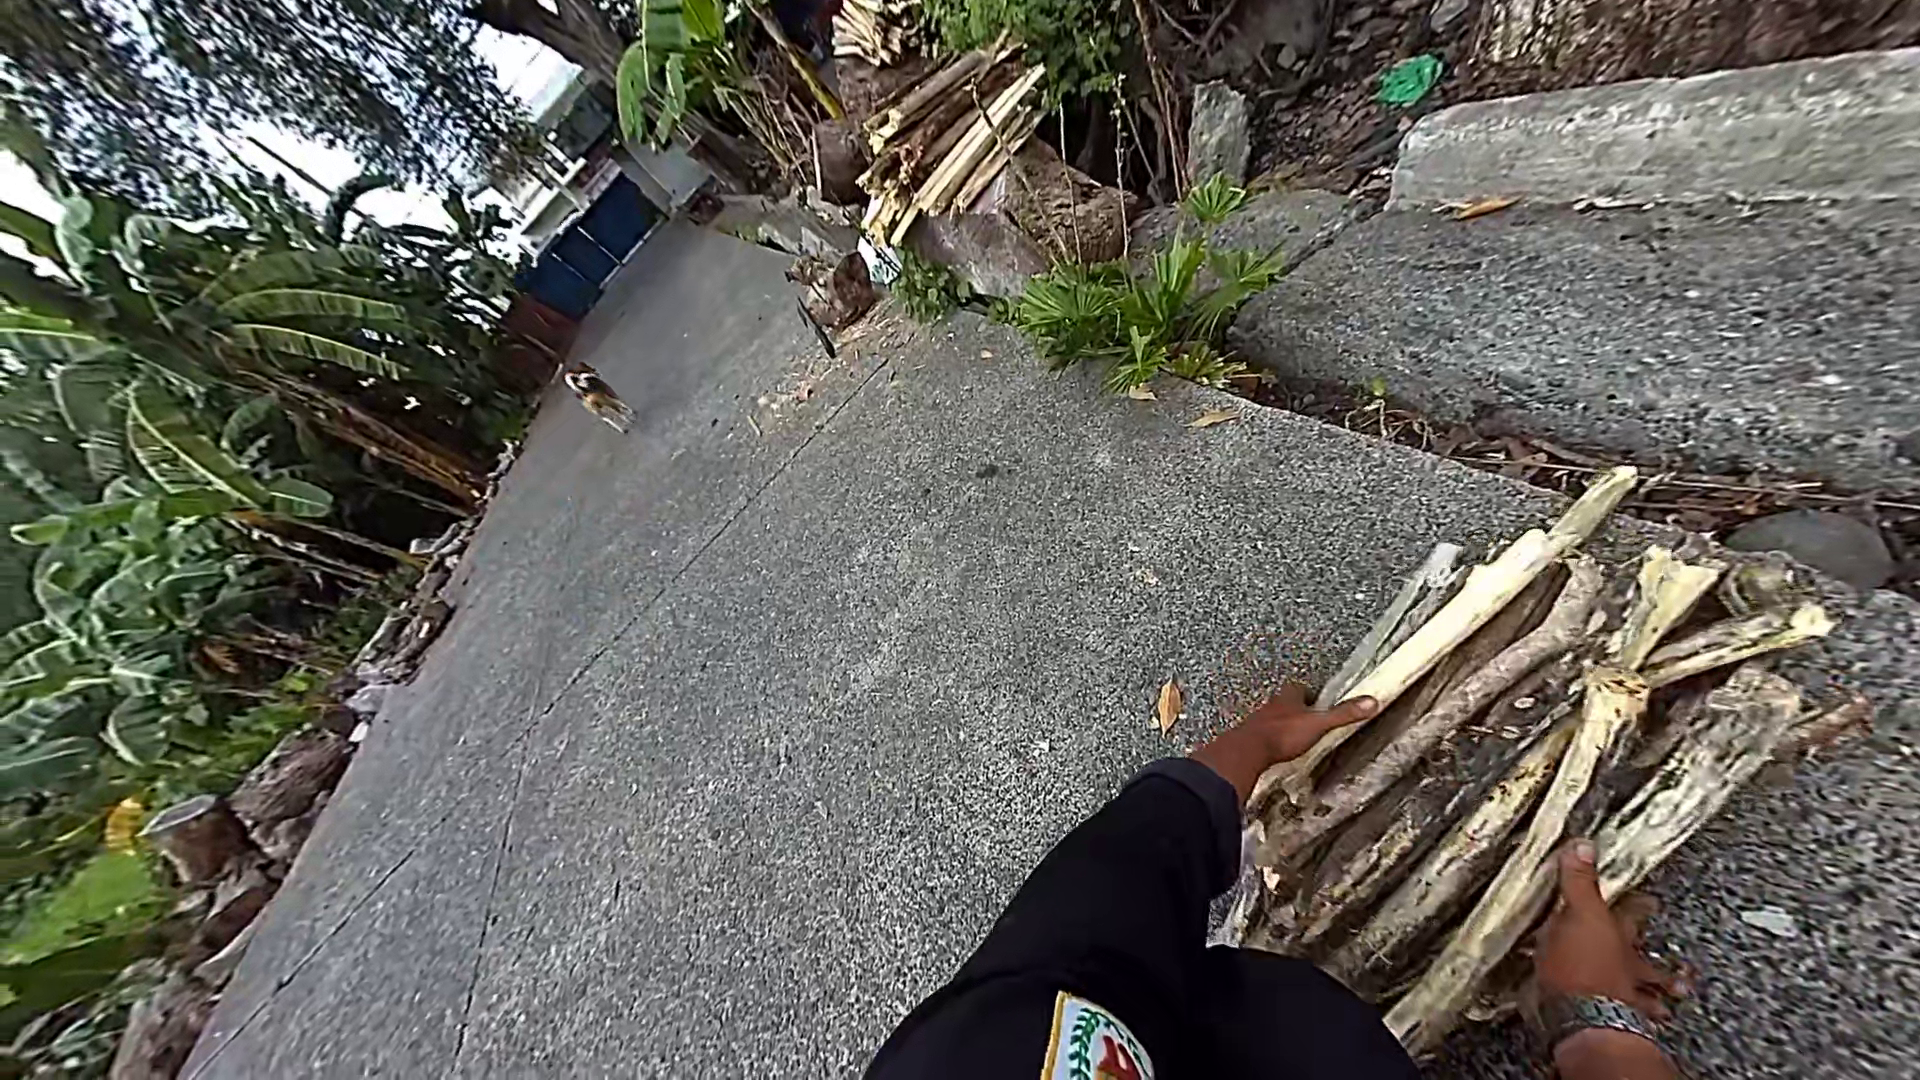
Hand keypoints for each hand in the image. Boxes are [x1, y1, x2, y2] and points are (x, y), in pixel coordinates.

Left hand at [1245, 681, 1378, 763]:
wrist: (1249, 749)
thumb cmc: (1283, 734)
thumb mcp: (1319, 724)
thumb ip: (1344, 714)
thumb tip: (1371, 701)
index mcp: (1287, 698)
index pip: (1298, 687)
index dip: (1308, 692)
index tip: (1317, 698)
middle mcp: (1271, 706)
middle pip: (1284, 701)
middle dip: (1295, 706)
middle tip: (1307, 715)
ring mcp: (1259, 720)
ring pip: (1272, 715)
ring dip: (1283, 721)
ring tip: (1294, 731)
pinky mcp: (1251, 736)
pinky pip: (1263, 732)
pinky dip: (1272, 736)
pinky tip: (1277, 746)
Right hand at [1535, 840, 1683, 1021]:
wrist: (1582, 1013)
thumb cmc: (1582, 963)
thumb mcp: (1578, 913)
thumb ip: (1579, 881)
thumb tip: (1584, 845)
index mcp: (1616, 936)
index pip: (1630, 913)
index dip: (1639, 904)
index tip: (1650, 899)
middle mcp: (1624, 962)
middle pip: (1644, 954)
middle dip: (1657, 956)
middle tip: (1677, 960)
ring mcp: (1620, 988)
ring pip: (1644, 986)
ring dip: (1655, 988)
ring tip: (1671, 990)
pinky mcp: (1602, 1006)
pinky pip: (1625, 1005)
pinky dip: (1634, 1007)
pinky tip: (1636, 1009)